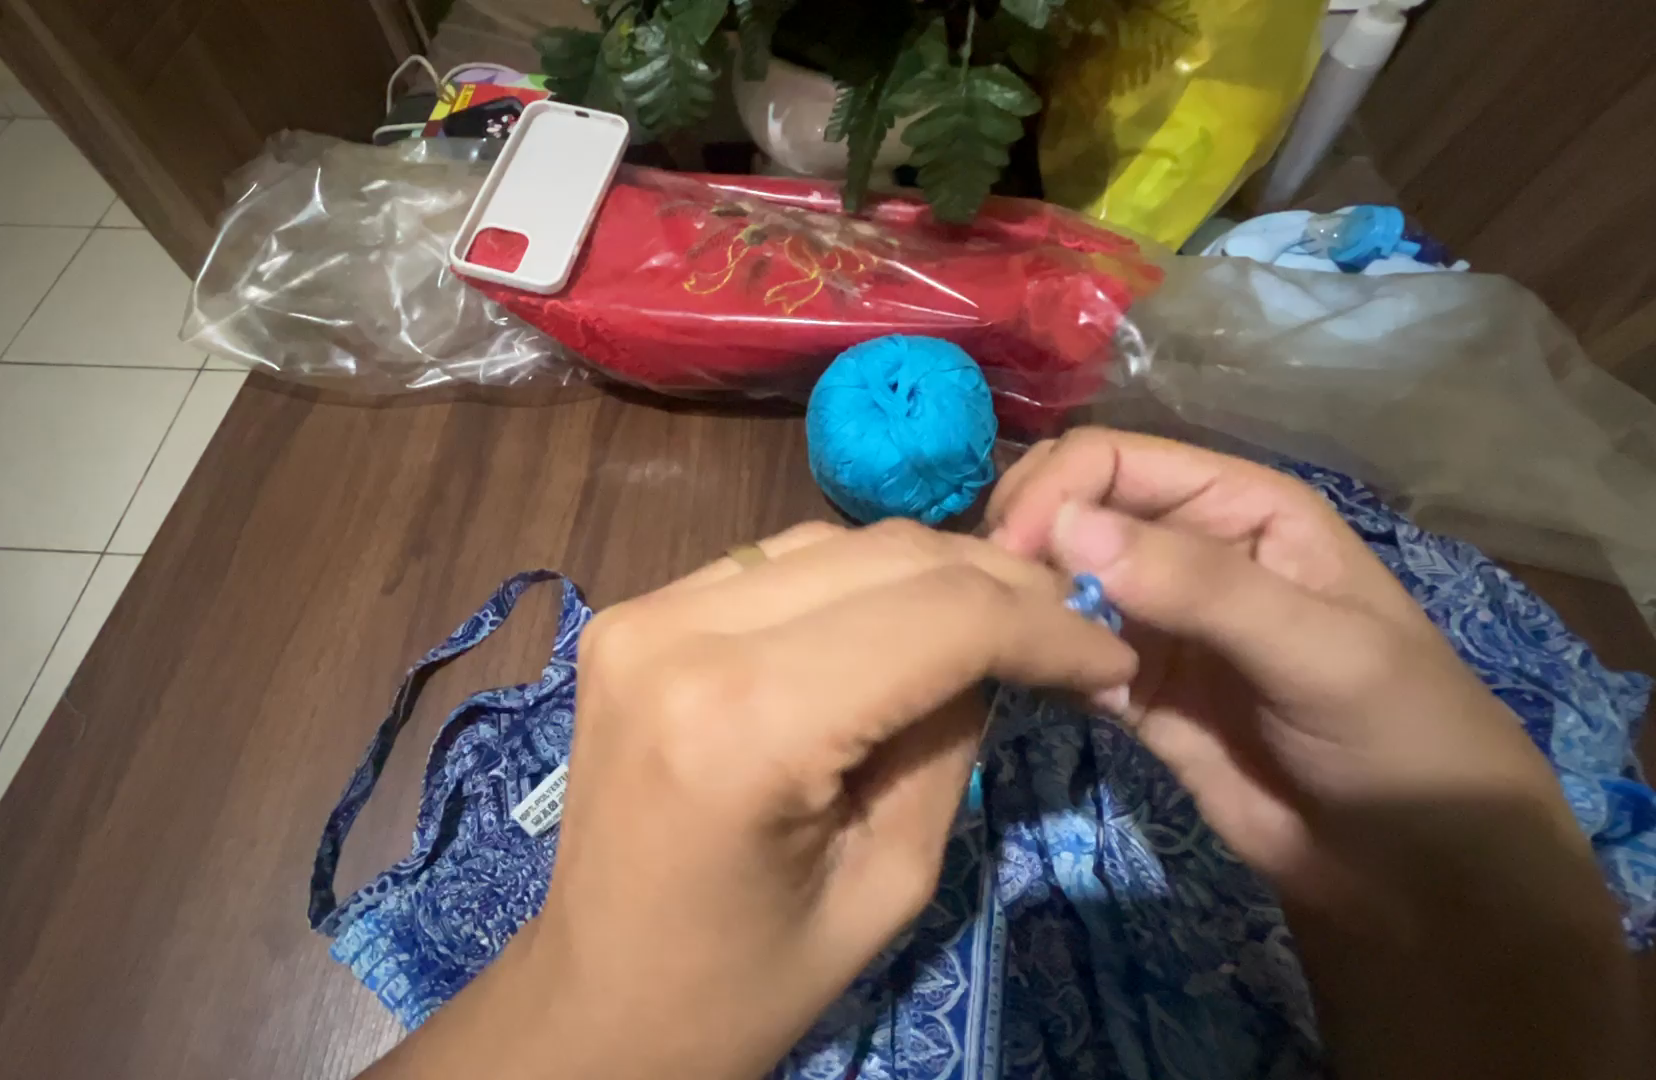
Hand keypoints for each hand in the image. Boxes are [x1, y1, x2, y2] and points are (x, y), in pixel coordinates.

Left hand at [372, 520, 1133, 1079]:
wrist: (601, 989)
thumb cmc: (748, 976)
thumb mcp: (887, 879)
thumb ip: (948, 737)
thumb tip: (998, 644)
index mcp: (742, 721)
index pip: (934, 617)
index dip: (1041, 625)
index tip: (1107, 654)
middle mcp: (678, 636)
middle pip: (879, 555)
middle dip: (990, 582)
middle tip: (1059, 626)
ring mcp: (641, 614)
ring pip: (823, 544)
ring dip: (919, 573)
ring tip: (985, 620)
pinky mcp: (628, 616)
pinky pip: (765, 566)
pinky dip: (842, 582)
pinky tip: (885, 620)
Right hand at [985, 427, 1581, 908]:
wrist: (1410, 876)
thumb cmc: (1401, 741)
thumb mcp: (1323, 652)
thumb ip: (1199, 585)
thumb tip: (1063, 527)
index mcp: (1234, 506)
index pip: (1110, 460)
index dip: (1052, 493)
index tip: (1011, 553)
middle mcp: (1177, 546)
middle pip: (1063, 506)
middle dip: (1019, 536)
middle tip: (995, 594)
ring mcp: (1141, 614)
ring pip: (1045, 574)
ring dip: (1017, 597)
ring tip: (1002, 637)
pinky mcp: (1116, 676)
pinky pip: (1052, 643)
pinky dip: (1031, 651)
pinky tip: (1029, 676)